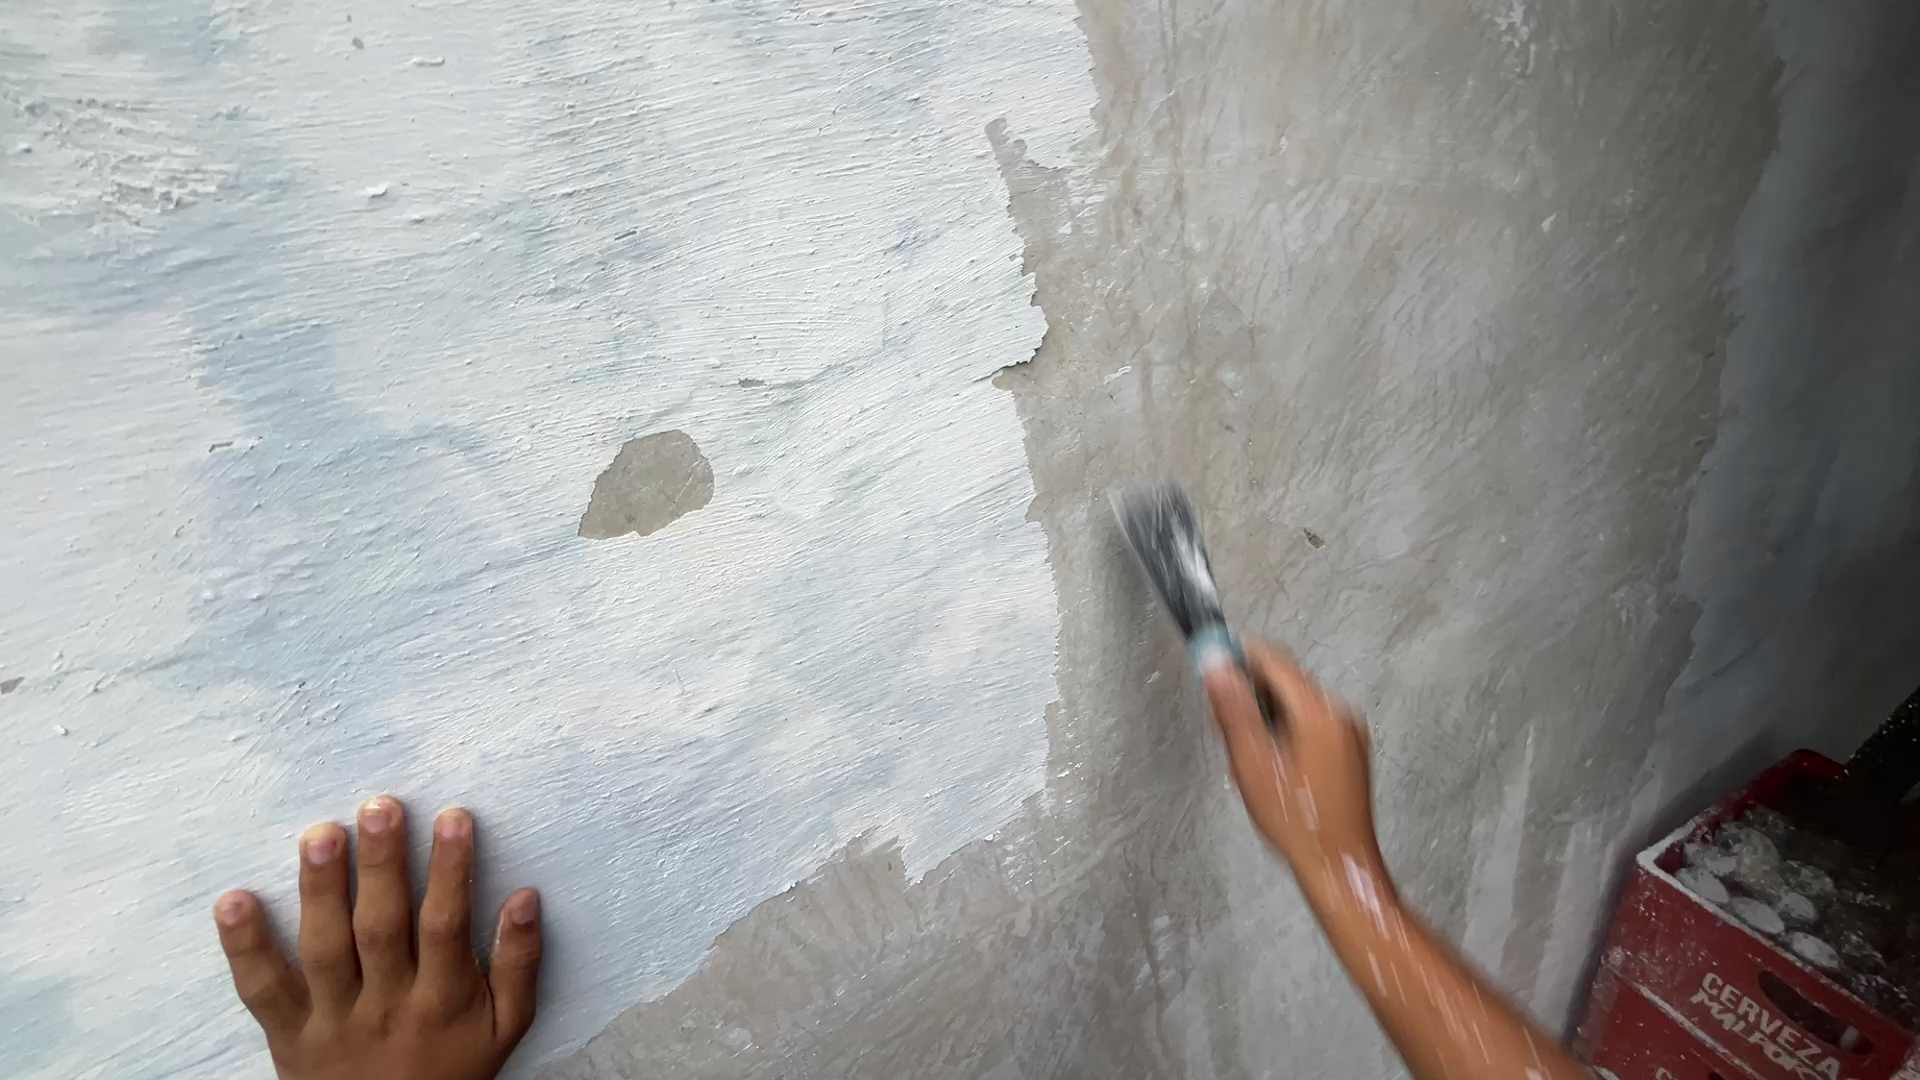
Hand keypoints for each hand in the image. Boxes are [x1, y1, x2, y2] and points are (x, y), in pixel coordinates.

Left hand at [212, 797, 543, 1079]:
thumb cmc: (457, 1069)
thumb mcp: (510, 1023)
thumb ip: (522, 961)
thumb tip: (526, 896)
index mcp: (442, 997)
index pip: (446, 921)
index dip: (450, 867)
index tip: (453, 816)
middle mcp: (384, 1003)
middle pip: (378, 926)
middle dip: (380, 863)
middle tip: (379, 807)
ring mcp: (331, 1019)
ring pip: (322, 948)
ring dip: (320, 888)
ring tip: (320, 833)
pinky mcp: (287, 1036)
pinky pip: (261, 991)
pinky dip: (244, 947)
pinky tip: (234, 900)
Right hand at [1202, 641, 1382, 877]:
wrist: (1338, 866)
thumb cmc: (1294, 819)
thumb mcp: (1251, 761)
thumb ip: (1233, 708)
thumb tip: (1215, 664)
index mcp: (1318, 711)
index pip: (1272, 659)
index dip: (1237, 658)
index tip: (1210, 670)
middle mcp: (1339, 712)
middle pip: (1283, 679)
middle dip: (1248, 693)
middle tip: (1224, 726)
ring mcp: (1348, 731)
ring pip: (1293, 700)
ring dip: (1263, 712)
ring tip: (1245, 751)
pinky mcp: (1349, 748)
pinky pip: (1308, 719)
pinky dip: (1283, 727)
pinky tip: (1269, 760)